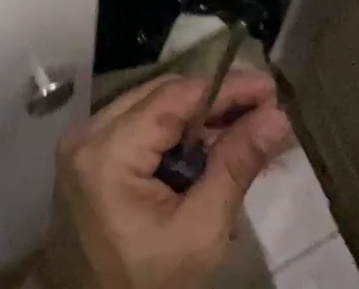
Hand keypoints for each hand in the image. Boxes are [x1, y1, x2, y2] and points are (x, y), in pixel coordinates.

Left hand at [36, 71, 291, 288]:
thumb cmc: (145, 283)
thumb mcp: (199, 232)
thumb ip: (235, 168)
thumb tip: (277, 119)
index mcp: (107, 151)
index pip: (174, 98)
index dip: (225, 88)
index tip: (270, 89)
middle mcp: (86, 132)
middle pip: (160, 96)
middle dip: (214, 101)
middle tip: (263, 110)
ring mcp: (82, 142)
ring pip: (149, 107)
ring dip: (195, 116)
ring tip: (243, 128)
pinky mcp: (86, 155)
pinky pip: (134, 126)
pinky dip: (172, 133)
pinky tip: (206, 147)